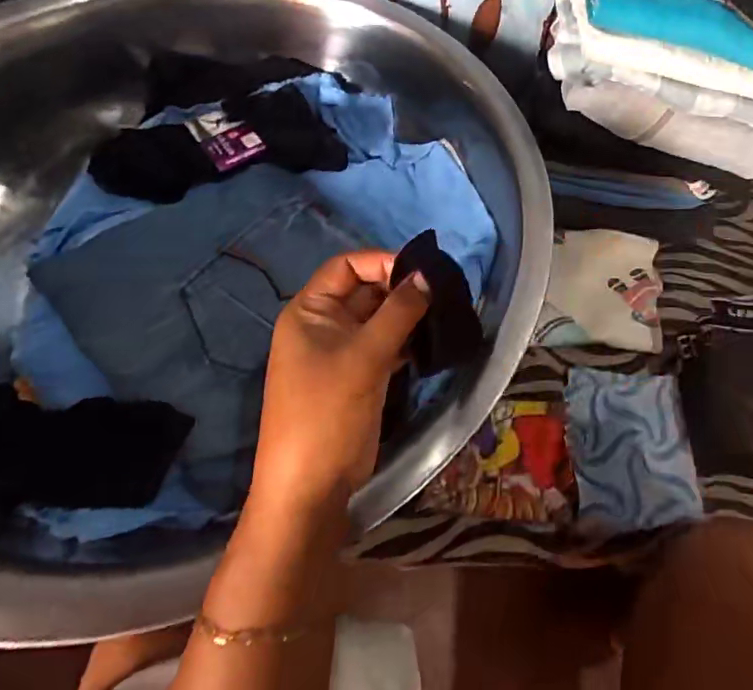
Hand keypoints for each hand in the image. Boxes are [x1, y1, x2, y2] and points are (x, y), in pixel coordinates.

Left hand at [249, 251, 431, 517]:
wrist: (309, 490)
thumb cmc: (327, 413)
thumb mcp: (365, 357)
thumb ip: (398, 312)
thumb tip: (427, 276)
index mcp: (308, 311)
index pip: (346, 267)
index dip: (382, 263)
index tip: (422, 271)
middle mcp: (321, 325)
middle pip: (364, 291)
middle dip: (400, 289)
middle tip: (443, 291)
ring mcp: (340, 352)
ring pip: (377, 319)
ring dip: (407, 315)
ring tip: (444, 313)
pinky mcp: (357, 377)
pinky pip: (383, 345)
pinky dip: (405, 341)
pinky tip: (431, 341)